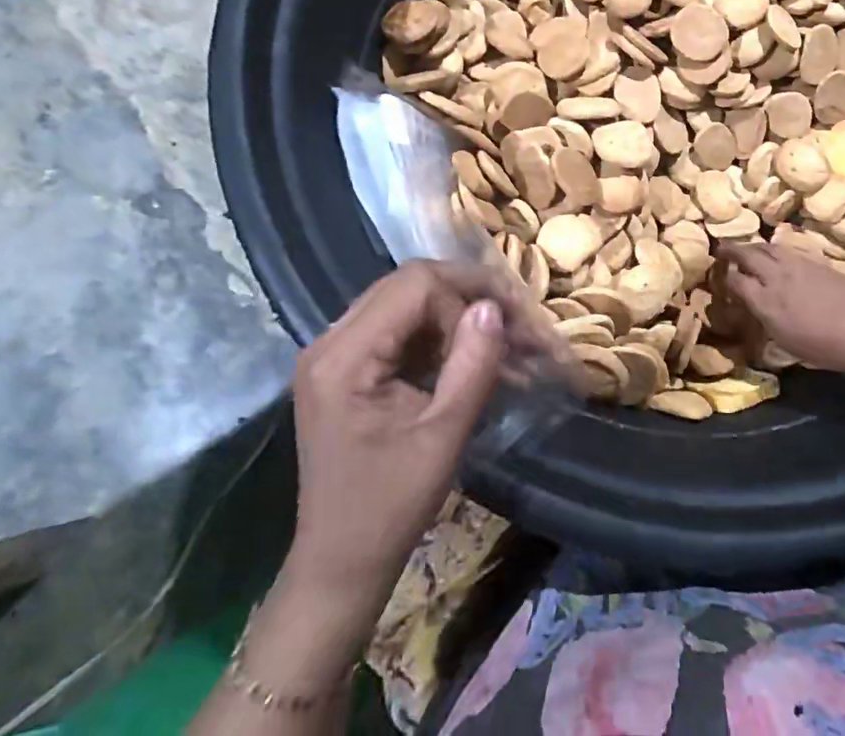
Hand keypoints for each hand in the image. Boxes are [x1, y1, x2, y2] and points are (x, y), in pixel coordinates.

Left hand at [286, 261, 507, 599]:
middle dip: (467, 297)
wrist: (341, 560)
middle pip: (407, 285)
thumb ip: (471, 367)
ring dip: (455, 316)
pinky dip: (436, 336)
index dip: (468, 294)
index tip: (509, 329)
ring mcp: (333, 354)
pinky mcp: (344, 368)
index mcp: (344, 357)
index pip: (414, 285)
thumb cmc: (390, 507)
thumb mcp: (442, 437)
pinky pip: (396, 330)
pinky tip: (469, 358)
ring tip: (501, 344)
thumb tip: (492, 307)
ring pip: (404, 303)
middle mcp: (329, 342)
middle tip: (516, 324)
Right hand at [718, 243, 844, 374]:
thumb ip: (764, 317)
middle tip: (721, 250)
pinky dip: (771, 249)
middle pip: (747, 254)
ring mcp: (797, 265)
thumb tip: (752, 303)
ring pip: (766, 247)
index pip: (734, 280)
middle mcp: (776, 277)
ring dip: (752, 246)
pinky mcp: (814, 261)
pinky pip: (784, 250)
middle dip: (731, 251)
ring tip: (745, 249)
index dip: (723, 277)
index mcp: (765, 301)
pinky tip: (773, 255)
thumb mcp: (785, 341)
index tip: (717, 277)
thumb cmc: (826, 347)